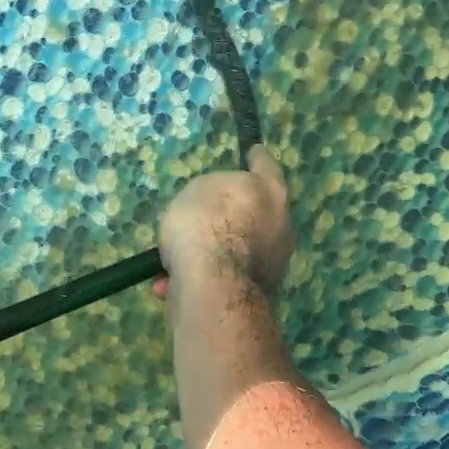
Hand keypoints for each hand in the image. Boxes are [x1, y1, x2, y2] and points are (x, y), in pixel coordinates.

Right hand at [152, 145, 292, 313]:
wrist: (210, 284)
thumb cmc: (205, 225)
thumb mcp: (197, 190)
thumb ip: (211, 194)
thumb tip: (216, 206)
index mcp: (270, 193)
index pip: (266, 166)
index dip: (256, 159)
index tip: (252, 153)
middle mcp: (279, 227)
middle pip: (255, 215)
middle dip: (230, 218)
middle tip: (203, 220)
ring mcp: (270, 265)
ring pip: (233, 253)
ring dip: (207, 256)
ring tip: (170, 264)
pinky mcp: (253, 295)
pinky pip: (221, 280)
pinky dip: (199, 280)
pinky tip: (168, 285)